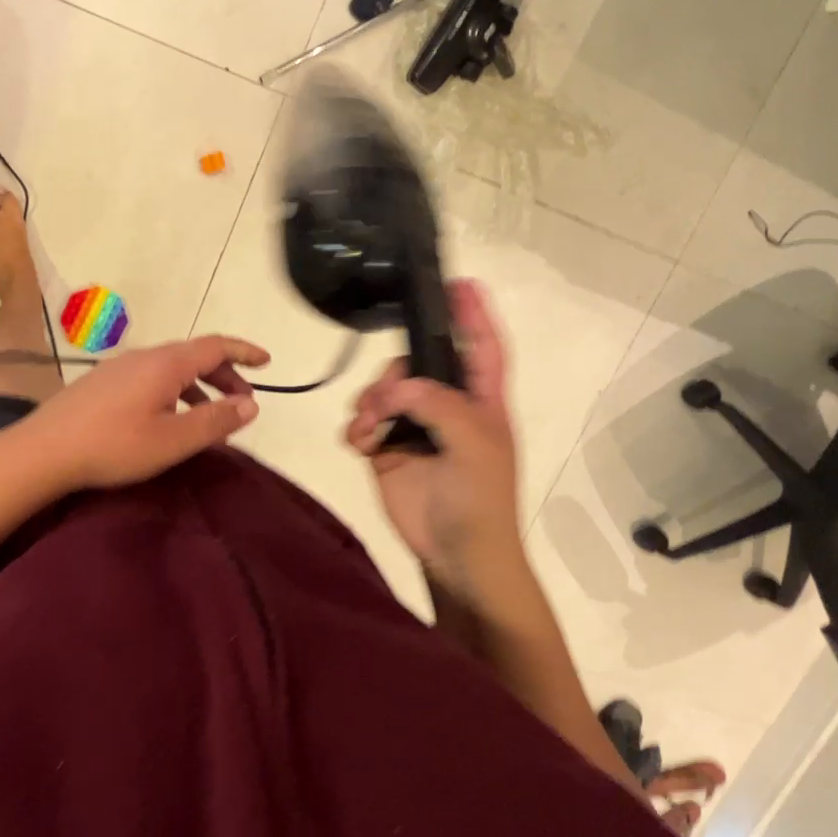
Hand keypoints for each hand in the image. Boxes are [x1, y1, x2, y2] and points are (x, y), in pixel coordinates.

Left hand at [19, 335, 269, 491]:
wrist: (44, 450)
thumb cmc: (113, 446)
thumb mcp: (172, 441)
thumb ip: (214, 421)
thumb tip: (251, 404)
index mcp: (165, 364)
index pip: (215, 345)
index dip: (244, 352)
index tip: (267, 363)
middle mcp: (142, 357)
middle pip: (193, 355)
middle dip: (223, 375)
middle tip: (241, 404)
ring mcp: (117, 368)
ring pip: (169, 369)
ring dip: (196, 387)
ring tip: (207, 418)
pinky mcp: (100, 384)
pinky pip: (148, 378)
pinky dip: (172, 392)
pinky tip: (165, 420)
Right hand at [346, 281, 522, 598]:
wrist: (456, 552)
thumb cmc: (481, 498)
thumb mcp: (474, 444)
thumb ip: (439, 404)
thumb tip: (396, 385)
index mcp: (481, 401)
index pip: (481, 347)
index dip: (473, 315)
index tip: (458, 283)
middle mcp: (446, 408)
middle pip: (416, 364)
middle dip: (395, 372)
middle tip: (387, 397)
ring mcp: (412, 429)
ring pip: (381, 391)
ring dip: (370, 403)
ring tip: (370, 427)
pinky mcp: (383, 451)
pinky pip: (360, 424)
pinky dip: (356, 429)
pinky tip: (359, 444)